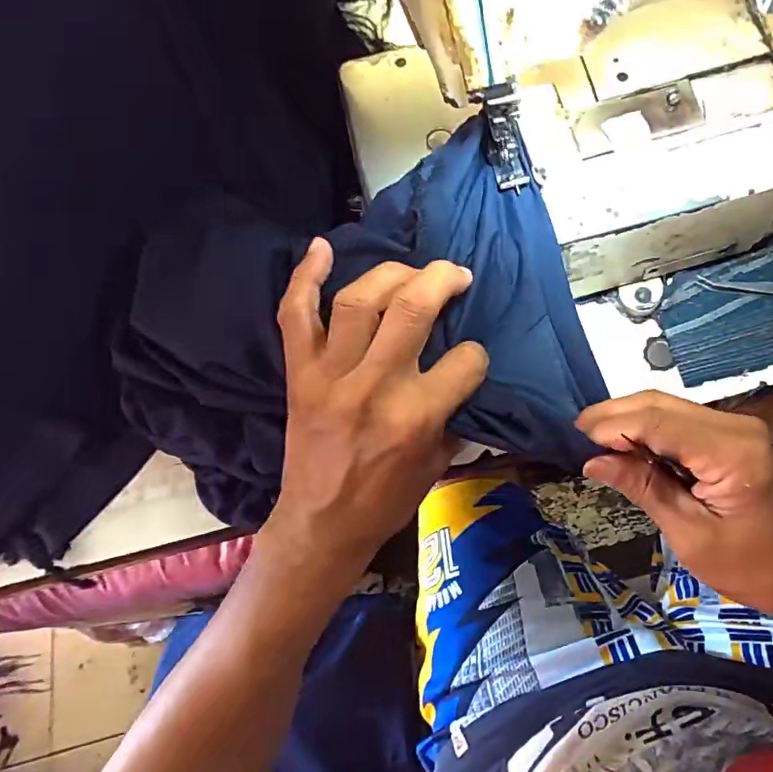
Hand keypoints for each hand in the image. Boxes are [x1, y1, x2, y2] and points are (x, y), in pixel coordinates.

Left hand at [264, 238, 489, 572]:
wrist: (322, 524)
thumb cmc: (386, 500)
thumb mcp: (439, 464)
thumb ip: (457, 416)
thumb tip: (469, 375)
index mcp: (417, 416)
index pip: (466, 360)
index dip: (477, 356)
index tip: (472, 359)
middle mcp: (375, 386)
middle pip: (412, 308)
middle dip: (443, 280)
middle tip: (457, 276)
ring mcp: (330, 375)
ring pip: (359, 300)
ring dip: (391, 273)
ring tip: (412, 271)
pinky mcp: (299, 374)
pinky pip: (295, 315)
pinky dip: (305, 277)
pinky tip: (322, 248)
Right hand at [576, 391, 772, 622]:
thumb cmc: (748, 566)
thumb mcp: (688, 534)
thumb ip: (643, 487)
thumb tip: (594, 461)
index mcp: (732, 453)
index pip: (659, 421)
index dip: (614, 424)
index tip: (578, 434)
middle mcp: (738, 427)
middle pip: (663, 404)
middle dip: (617, 414)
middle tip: (578, 430)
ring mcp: (738, 427)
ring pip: (670, 407)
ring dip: (631, 419)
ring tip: (595, 439)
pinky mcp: (734, 435)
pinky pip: (682, 421)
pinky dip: (650, 429)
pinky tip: (627, 444)